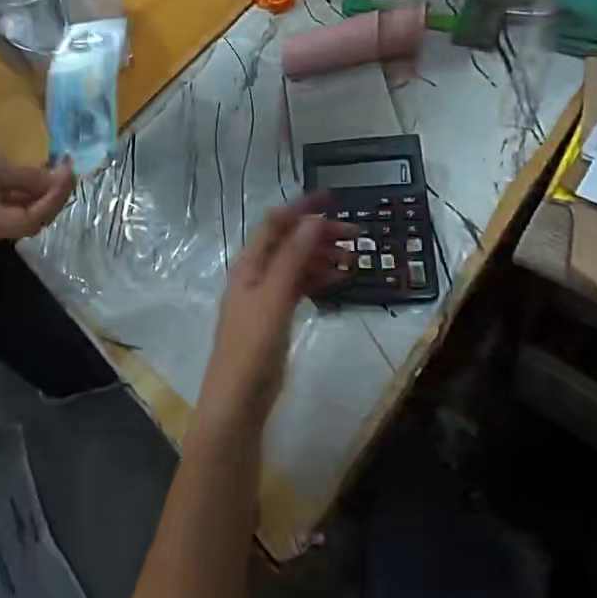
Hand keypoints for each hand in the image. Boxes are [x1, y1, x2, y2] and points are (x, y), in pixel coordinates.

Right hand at [0, 140, 74, 242]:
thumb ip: (29, 178)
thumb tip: (59, 180)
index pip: (34, 218)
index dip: (55, 198)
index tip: (68, 173)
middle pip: (34, 220)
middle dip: (55, 197)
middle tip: (69, 171)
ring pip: (29, 213)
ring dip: (47, 195)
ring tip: (60, 172)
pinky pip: (19, 206)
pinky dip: (33, 193)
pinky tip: (43, 175)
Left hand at [195, 195, 355, 434]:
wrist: (238, 399)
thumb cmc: (253, 346)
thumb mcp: (274, 298)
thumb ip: (292, 259)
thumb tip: (312, 220)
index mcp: (248, 265)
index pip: (274, 223)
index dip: (301, 207)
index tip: (335, 199)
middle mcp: (254, 275)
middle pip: (288, 243)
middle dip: (319, 234)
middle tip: (358, 238)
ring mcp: (264, 296)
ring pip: (295, 265)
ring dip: (322, 257)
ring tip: (354, 262)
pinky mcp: (274, 316)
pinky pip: (297, 287)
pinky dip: (317, 280)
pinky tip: (338, 281)